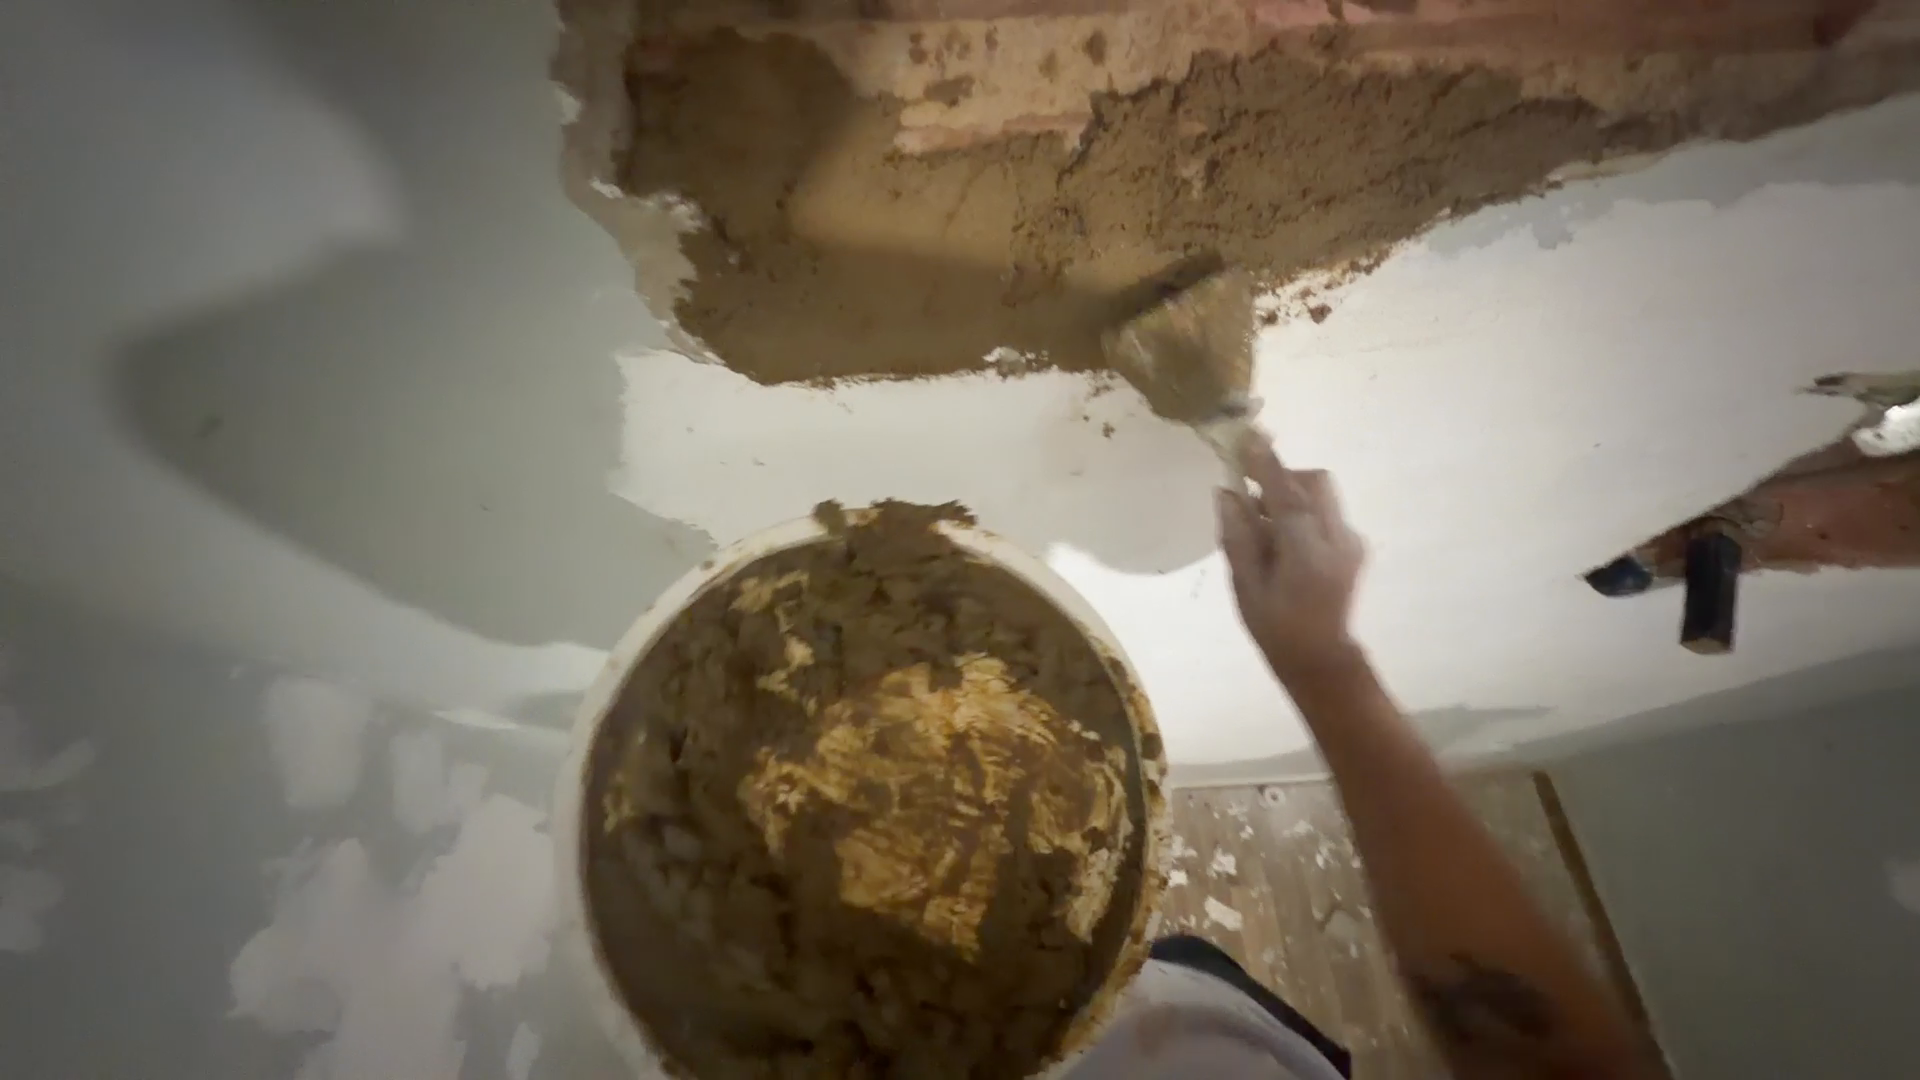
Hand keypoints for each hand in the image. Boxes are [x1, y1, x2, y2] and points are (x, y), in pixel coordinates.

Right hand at [1215, 432, 1365, 677]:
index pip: (1286, 495)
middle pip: (1314, 483)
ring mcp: (1350, 542)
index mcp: (1306, 552)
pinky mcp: (1354, 546)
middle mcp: (1337, 539)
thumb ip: (1237, 536)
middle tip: (1249, 492)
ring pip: (1321, 495)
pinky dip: (1300, 512)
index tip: (1248, 438)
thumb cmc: (1274, 627)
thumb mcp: (1245, 585)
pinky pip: (1324, 513)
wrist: (1321, 658)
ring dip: (1289, 495)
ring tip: (1261, 524)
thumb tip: (1227, 494)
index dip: (1266, 465)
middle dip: (1282, 477)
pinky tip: (1281, 540)